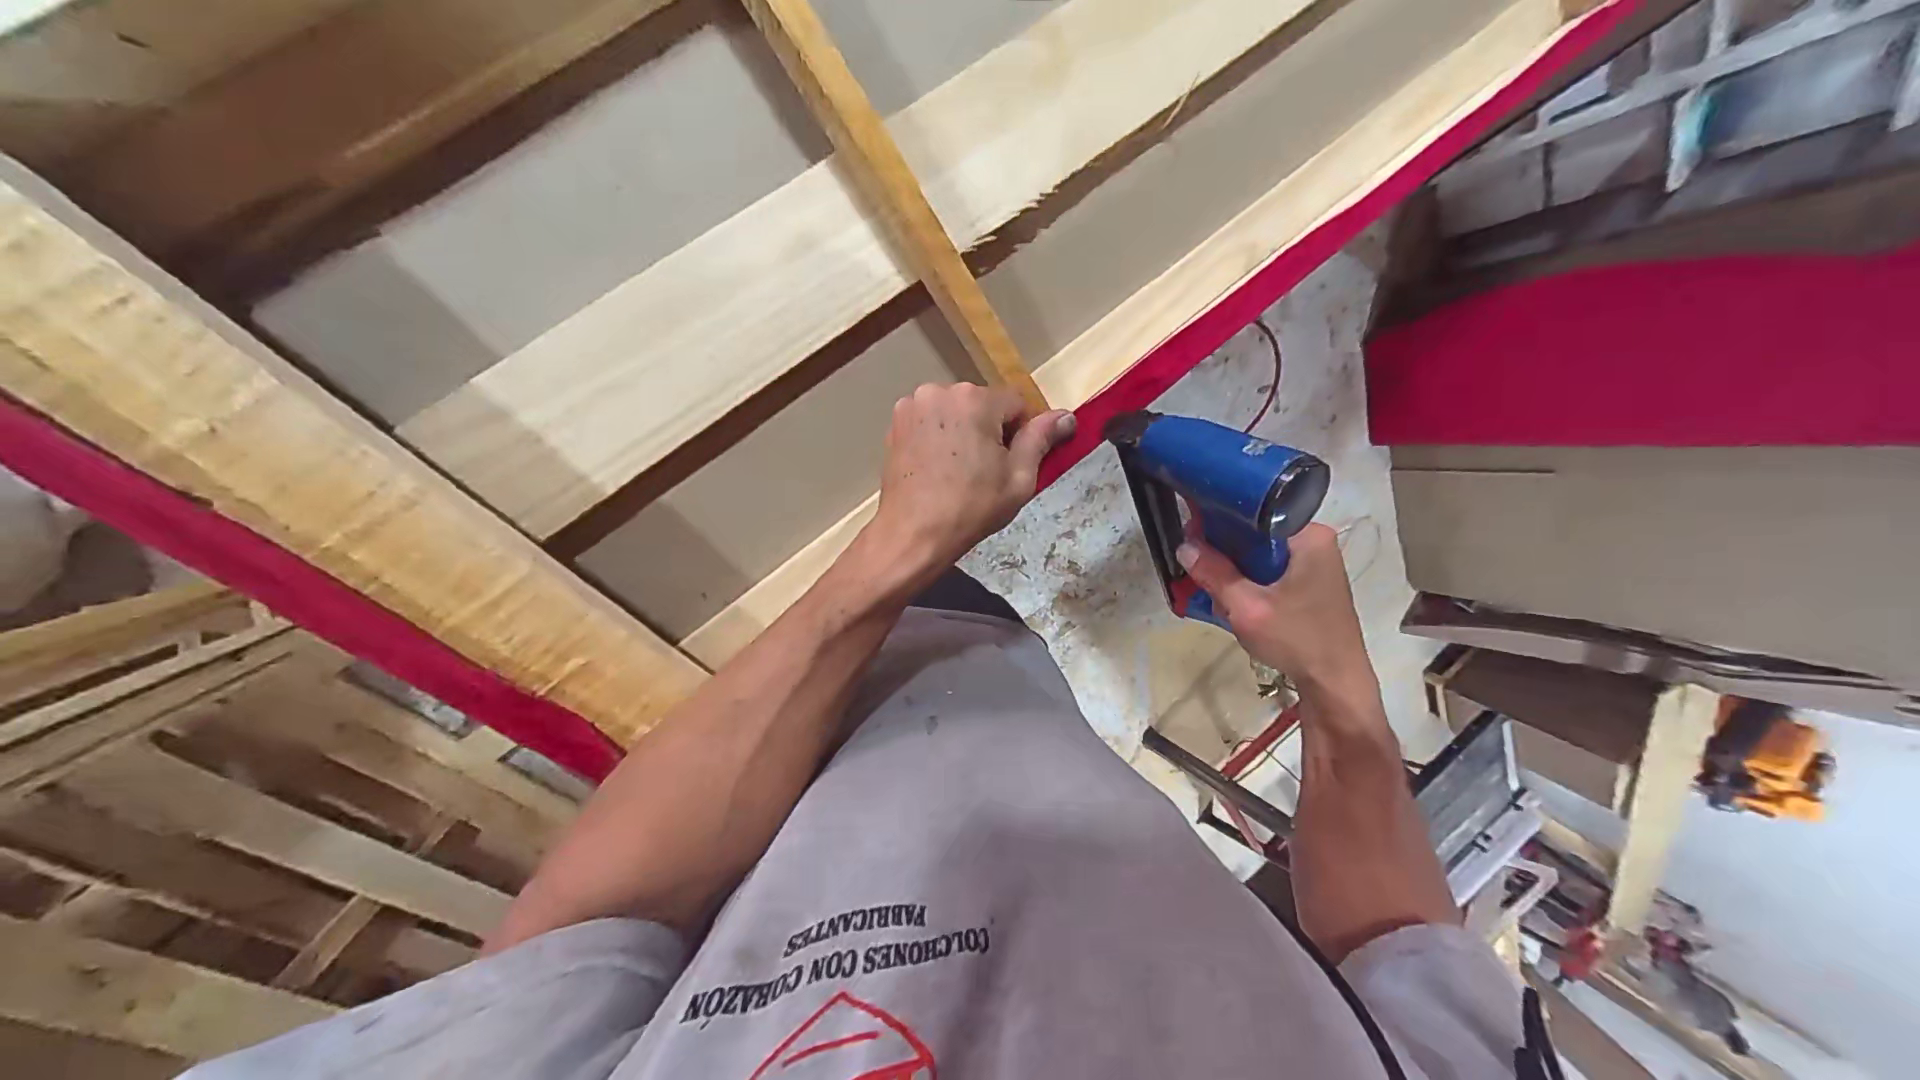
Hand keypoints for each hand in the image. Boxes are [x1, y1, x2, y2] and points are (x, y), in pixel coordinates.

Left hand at [867, 383, 1074, 579]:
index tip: (1013, 463)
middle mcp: (939, 392)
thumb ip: (1041, 439)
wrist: (912, 534)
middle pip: (982, 405)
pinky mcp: (895, 424)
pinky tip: (939, 468)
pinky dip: (939, 438)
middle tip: (986, 471)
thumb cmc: (970, 508)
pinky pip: (931, 423)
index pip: (1016, 404)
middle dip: (990, 430)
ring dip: (963, 432)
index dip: (1021, 434)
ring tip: (960, 471)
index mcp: (974, 399)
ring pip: (956, 413)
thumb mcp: (1018, 478)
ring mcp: (912, 406)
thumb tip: (1067, 416)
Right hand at [1175, 522, 1378, 709]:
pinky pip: (1269, 571)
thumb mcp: (1247, 608)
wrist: (1335, 683)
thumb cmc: (1297, 639)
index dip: (1218, 522)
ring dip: (1235, 572)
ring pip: (1259, 555)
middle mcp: (1315, 542)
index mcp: (1309, 536)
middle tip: (1199, 571)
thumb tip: (1183, 546)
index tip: (1192, 536)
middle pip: (1254, 535)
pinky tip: (1234, 602)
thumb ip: (1214, 574)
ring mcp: (1314, 564)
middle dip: (1225, 554)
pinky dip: (1249, 583)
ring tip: (1215, 593)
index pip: (1254, 514)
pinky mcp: (1310, 583)